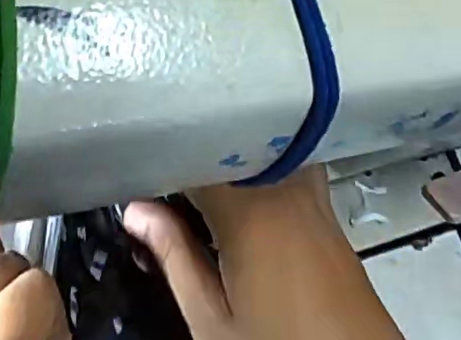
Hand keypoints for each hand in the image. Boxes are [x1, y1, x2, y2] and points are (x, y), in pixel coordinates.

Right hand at [122, 167, 401, 339]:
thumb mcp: (212, 317)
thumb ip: (174, 255)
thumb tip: (137, 211)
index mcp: (248, 206)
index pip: (198, 155)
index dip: (168, 156)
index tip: (145, 165)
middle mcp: (282, 180)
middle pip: (231, 143)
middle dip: (198, 153)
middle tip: (168, 173)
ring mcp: (309, 183)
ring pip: (260, 145)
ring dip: (231, 153)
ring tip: (203, 174)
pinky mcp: (324, 195)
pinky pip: (285, 158)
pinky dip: (261, 162)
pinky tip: (245, 183)